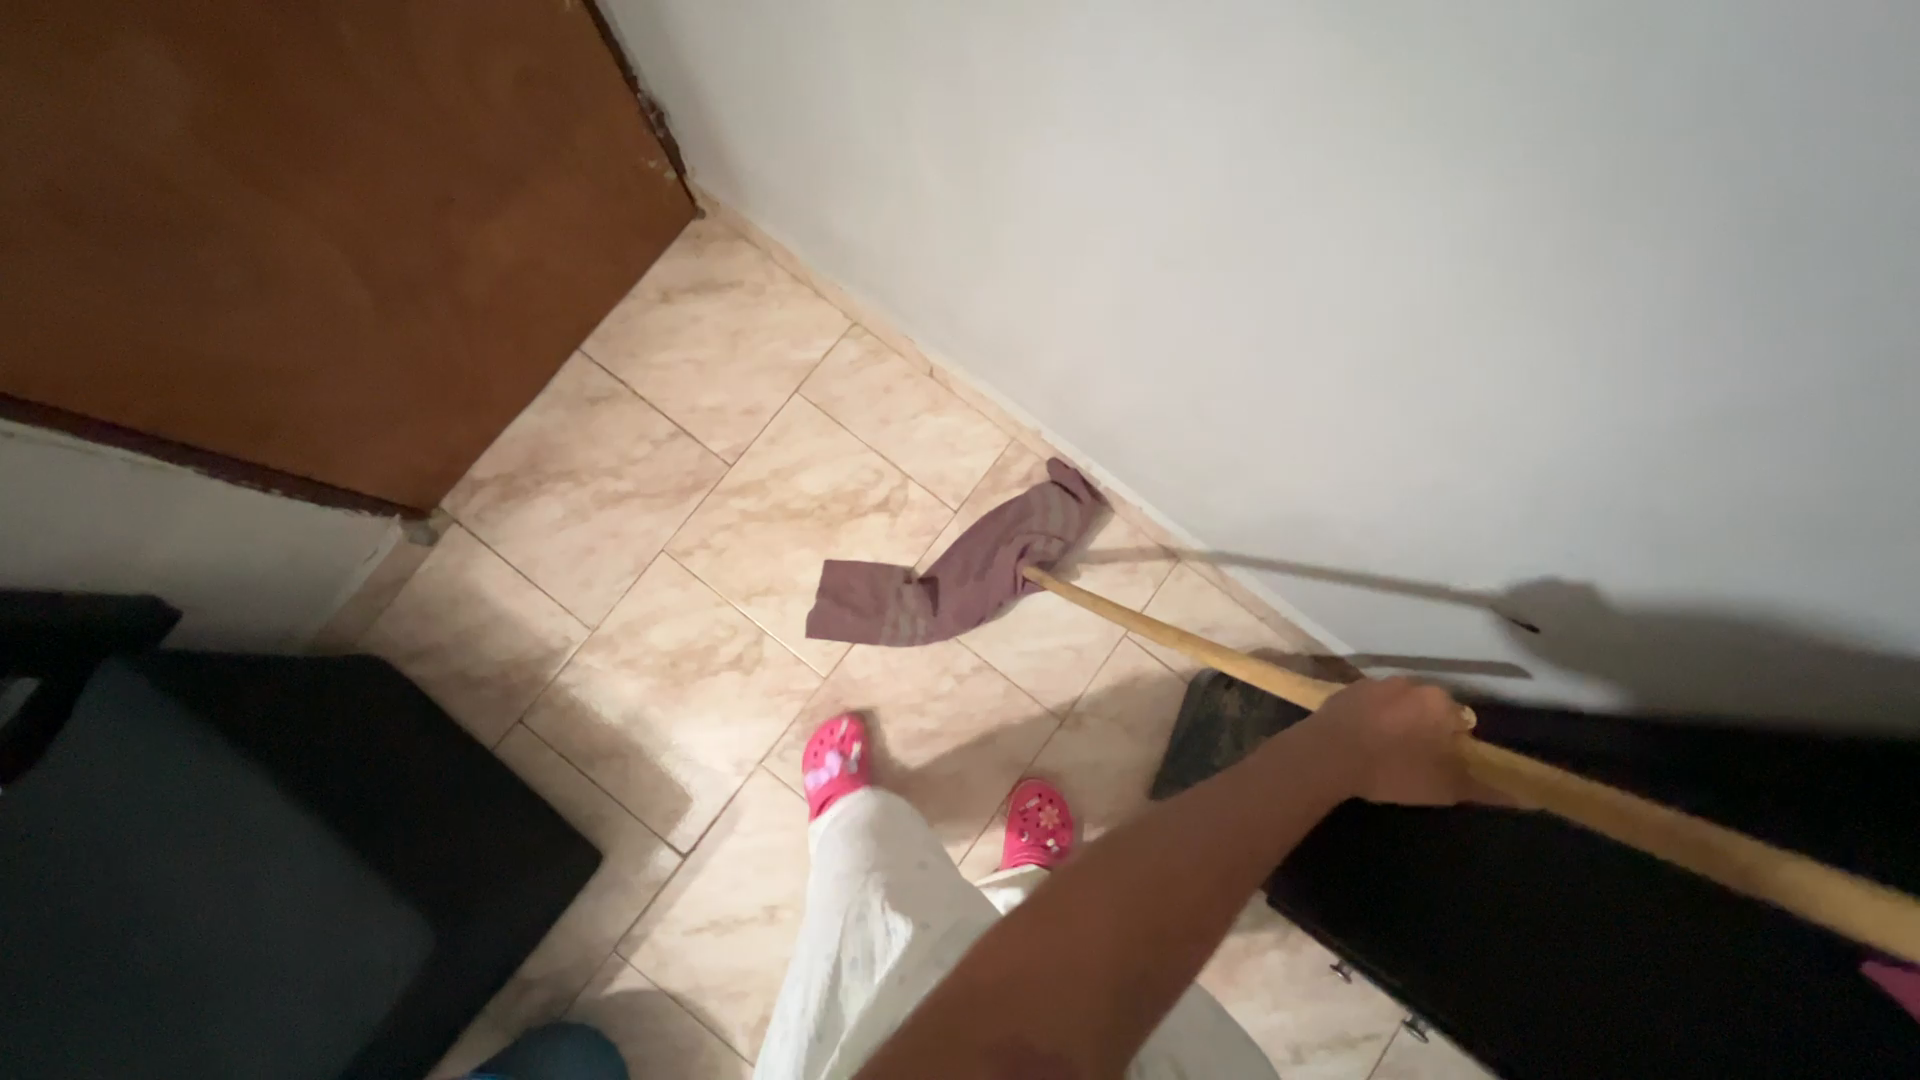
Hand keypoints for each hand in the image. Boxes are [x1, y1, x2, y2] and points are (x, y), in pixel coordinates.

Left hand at [1298, 677, 1496, 805]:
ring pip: (1395, 705)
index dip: (1453, 744)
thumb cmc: (1393, 769)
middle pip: (1426, 709)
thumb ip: (1486, 790)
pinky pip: (1366, 706)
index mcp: (1438, 702)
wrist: (1327, 754)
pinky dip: (1367, 719)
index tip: (1440, 764)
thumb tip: (1525, 799)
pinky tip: (1359, 741)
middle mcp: (1408, 684)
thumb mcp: (1445, 787)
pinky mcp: (1343, 690)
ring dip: (1394, 722)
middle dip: (1423, 730)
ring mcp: (1372, 684)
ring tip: (1382, 752)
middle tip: (1411, 760)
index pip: (1459, 721)